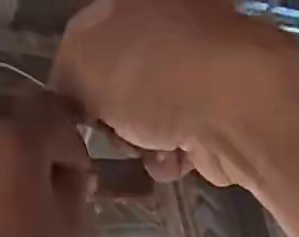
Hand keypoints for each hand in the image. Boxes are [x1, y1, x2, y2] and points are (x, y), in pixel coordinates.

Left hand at [0, 90, 91, 236]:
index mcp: (14, 138)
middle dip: (44, 134)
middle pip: (18, 108)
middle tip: (62, 175)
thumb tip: (71, 167)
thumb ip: (74, 183)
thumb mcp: (69, 230)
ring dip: (16, 145)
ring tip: (33, 190)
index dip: (76, 145)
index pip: (56, 115)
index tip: (85, 178)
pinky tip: (7, 198)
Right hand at [52, 0, 298, 183]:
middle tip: (114, 129)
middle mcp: (169, 24)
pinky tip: (175, 158)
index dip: (77, 80)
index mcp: (133, 0)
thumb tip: (72, 97)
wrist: (233, 107)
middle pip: (119, 85)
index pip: (88, 39)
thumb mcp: (84, 62)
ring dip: (141, 144)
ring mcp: (197, 69)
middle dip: (112, 116)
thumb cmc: (153, 74)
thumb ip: (65, 75)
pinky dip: (171, 158)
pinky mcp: (217, 113)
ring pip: (147, 119)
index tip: (77, 113)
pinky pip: (177, 143)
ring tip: (150, 148)